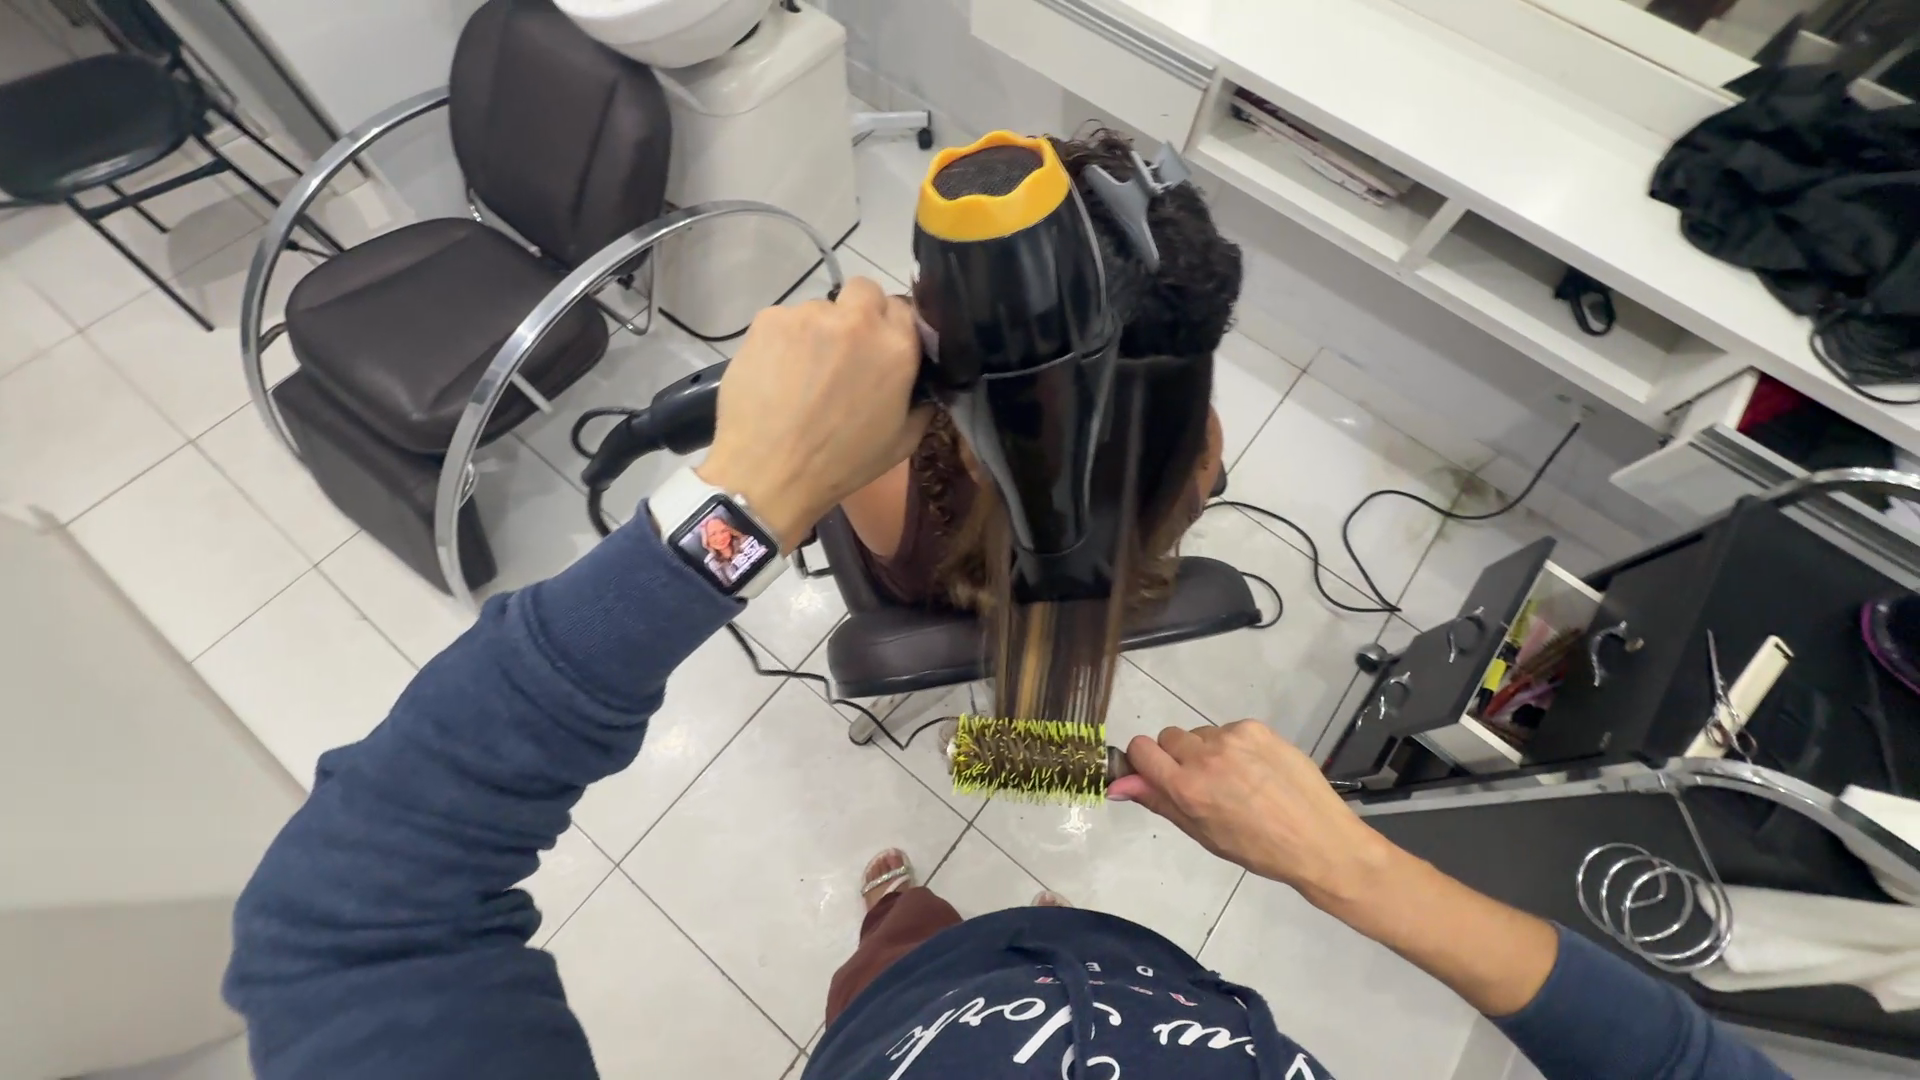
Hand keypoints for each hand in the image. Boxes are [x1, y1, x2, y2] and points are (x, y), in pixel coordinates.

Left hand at [698, 278, 930, 550]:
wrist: (769, 473)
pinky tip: (778, 373)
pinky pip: (785, 321)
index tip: (881, 350)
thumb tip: (924, 386)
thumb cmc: (842, 464)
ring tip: (804, 372)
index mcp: (897, 347)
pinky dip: (785, 341)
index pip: (904, 309)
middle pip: (864, 291)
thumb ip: (921, 403)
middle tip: (845, 352)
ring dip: (819, 331)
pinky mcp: (769, 320)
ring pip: (821, 308)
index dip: (893, 328)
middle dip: (859, 314)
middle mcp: (857, 320)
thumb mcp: (902, 442)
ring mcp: (809, 315)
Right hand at [1115, 722, 1561, 1018]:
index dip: (1145, 761)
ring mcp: (1233, 738)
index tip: (1158, 776)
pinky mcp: (1256, 728)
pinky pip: (1227, 729)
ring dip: (1206, 750)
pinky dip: (1233, 745)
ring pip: (1198, 733)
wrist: (1322, 844)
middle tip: (1203, 783)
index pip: (1140, 749)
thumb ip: (1158, 801)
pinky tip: (1256, 770)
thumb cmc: (1257, 849)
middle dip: (1176, 757)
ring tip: (1236, 779)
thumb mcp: (1201, 833)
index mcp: (1187, 788)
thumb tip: (1117, 784)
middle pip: (1167, 737)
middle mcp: (1205, 756)